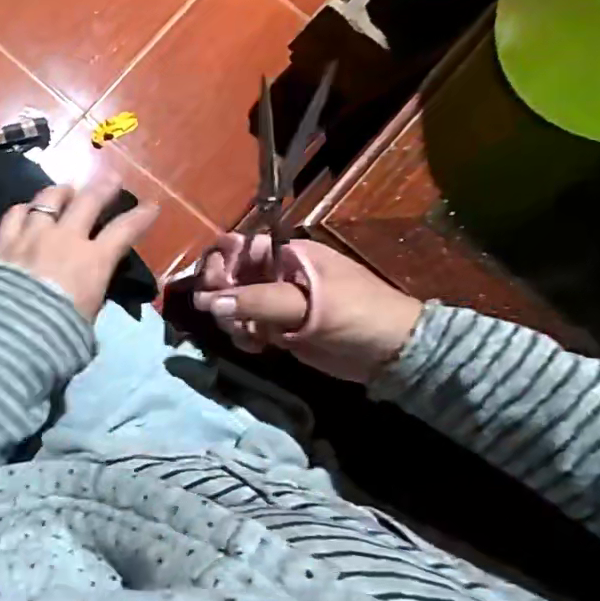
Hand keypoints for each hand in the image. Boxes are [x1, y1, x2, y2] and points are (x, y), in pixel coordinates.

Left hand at [0, 170, 159, 320]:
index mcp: (93, 260)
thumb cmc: (57, 333)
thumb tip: (90, 294)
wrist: (11, 333)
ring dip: (62, 191)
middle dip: (103, 187)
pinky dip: (25, 209)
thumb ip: (91, 299)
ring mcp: (32, 235)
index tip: (151, 206)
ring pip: (49, 199)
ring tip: (66, 190)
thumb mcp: (87, 320)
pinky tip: (27, 209)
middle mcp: (65, 239)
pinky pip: (15, 214)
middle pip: (88, 201)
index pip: (124, 231)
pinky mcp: (4, 242)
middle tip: (112, 178)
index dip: (140, 217)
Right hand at [194, 233, 422, 382]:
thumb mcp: (306, 305)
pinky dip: (244, 336)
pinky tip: (257, 347)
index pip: (235, 247)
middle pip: (227, 277)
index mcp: (284, 254)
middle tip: (228, 319)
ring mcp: (275, 301)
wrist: (390, 352)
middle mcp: (274, 273)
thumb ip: (256, 302)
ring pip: (232, 305)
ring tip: (250, 336)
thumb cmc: (355, 314)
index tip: (215, 289)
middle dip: (220, 298)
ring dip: (231, 321)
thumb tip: (209, 302)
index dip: (218, 265)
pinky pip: (246, 326)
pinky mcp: (278, 327)